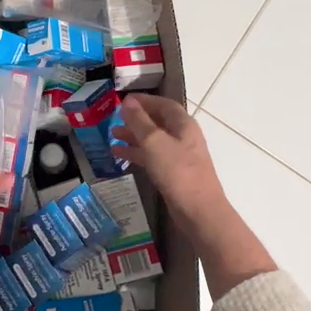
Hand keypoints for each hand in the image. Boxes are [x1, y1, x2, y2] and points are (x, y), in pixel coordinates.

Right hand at [111, 94, 228, 218]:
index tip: (123, 100)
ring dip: (133, 136)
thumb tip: (127, 102)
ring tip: (112, 134)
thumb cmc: (177, 171)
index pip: (163, 104)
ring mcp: (178, 156)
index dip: (144, 100)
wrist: (198, 211)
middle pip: (157, 121)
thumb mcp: (154, 142)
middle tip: (114, 118)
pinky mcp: (172, 173)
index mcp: (183, 124)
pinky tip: (119, 154)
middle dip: (136, 119)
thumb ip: (139, 121)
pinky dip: (136, 153)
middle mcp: (182, 136)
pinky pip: (152, 157)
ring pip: (152, 140)